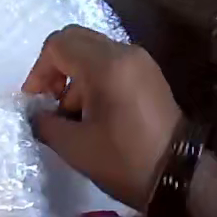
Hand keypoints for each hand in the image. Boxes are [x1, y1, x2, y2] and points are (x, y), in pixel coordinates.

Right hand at [22, 26, 182, 208]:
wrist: (179, 176)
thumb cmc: (124, 160)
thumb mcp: (74, 146)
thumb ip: (45, 122)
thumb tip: (37, 114)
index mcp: (106, 65)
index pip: (58, 45)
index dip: (38, 71)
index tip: (36, 102)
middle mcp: (125, 53)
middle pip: (76, 41)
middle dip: (55, 70)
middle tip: (51, 103)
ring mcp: (141, 62)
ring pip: (93, 53)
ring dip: (75, 78)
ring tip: (74, 117)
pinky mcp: (149, 75)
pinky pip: (112, 65)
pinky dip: (94, 81)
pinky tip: (95, 114)